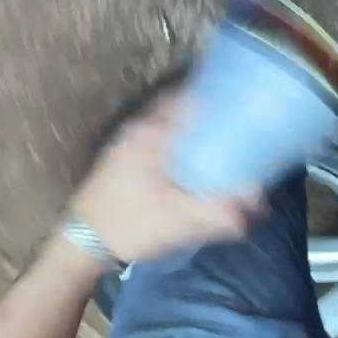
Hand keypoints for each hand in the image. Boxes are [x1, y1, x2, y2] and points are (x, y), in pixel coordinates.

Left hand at [69, 96, 263, 263]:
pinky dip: (175, 141)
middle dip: (205, 111)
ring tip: (217, 137)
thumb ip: (219, 213)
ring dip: (189, 127)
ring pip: (165, 124)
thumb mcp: (178, 222)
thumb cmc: (128, 225)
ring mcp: (126, 144)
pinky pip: (156, 138)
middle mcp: (137, 131)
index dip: (211, 93)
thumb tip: (257, 205)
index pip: (185, 97)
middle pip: (177, 108)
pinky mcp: (120, 160)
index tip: (236, 97)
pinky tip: (188, 161)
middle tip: (233, 119)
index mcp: (151, 135)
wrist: (80, 244)